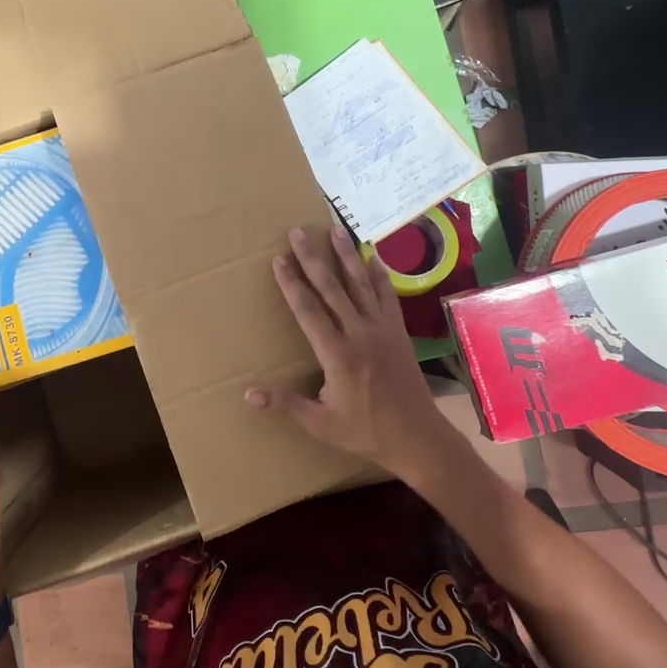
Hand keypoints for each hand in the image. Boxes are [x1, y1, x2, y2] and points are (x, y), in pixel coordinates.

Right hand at [246, 225, 461, 483]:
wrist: (418, 437)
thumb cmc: (366, 432)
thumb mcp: (321, 424)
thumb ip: (286, 403)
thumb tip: (248, 394)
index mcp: (337, 354)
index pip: (308, 310)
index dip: (291, 283)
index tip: (278, 259)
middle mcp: (359, 333)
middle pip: (331, 287)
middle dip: (312, 258)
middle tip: (297, 232)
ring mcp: (382, 329)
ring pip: (359, 284)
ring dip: (345, 256)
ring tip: (334, 229)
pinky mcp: (398, 331)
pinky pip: (386, 295)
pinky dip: (378, 274)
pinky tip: (372, 256)